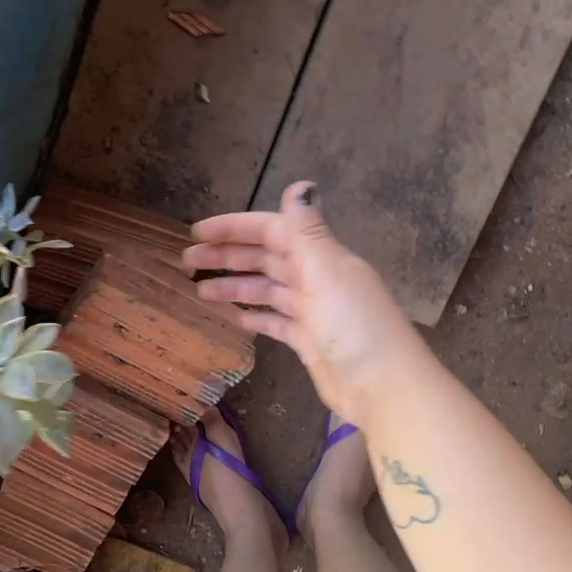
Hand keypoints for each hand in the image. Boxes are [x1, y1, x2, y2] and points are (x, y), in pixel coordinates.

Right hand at [185, 181, 421, 423]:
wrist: (383, 387)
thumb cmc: (354, 327)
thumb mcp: (328, 274)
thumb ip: (308, 232)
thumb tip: (300, 185)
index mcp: (322, 257)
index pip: (272, 230)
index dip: (236, 228)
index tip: (197, 231)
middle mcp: (318, 278)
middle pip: (266, 258)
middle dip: (228, 256)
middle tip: (188, 261)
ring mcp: (314, 311)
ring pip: (267, 289)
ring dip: (235, 286)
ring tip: (200, 292)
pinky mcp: (310, 341)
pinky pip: (276, 321)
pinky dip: (256, 316)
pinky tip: (235, 318)